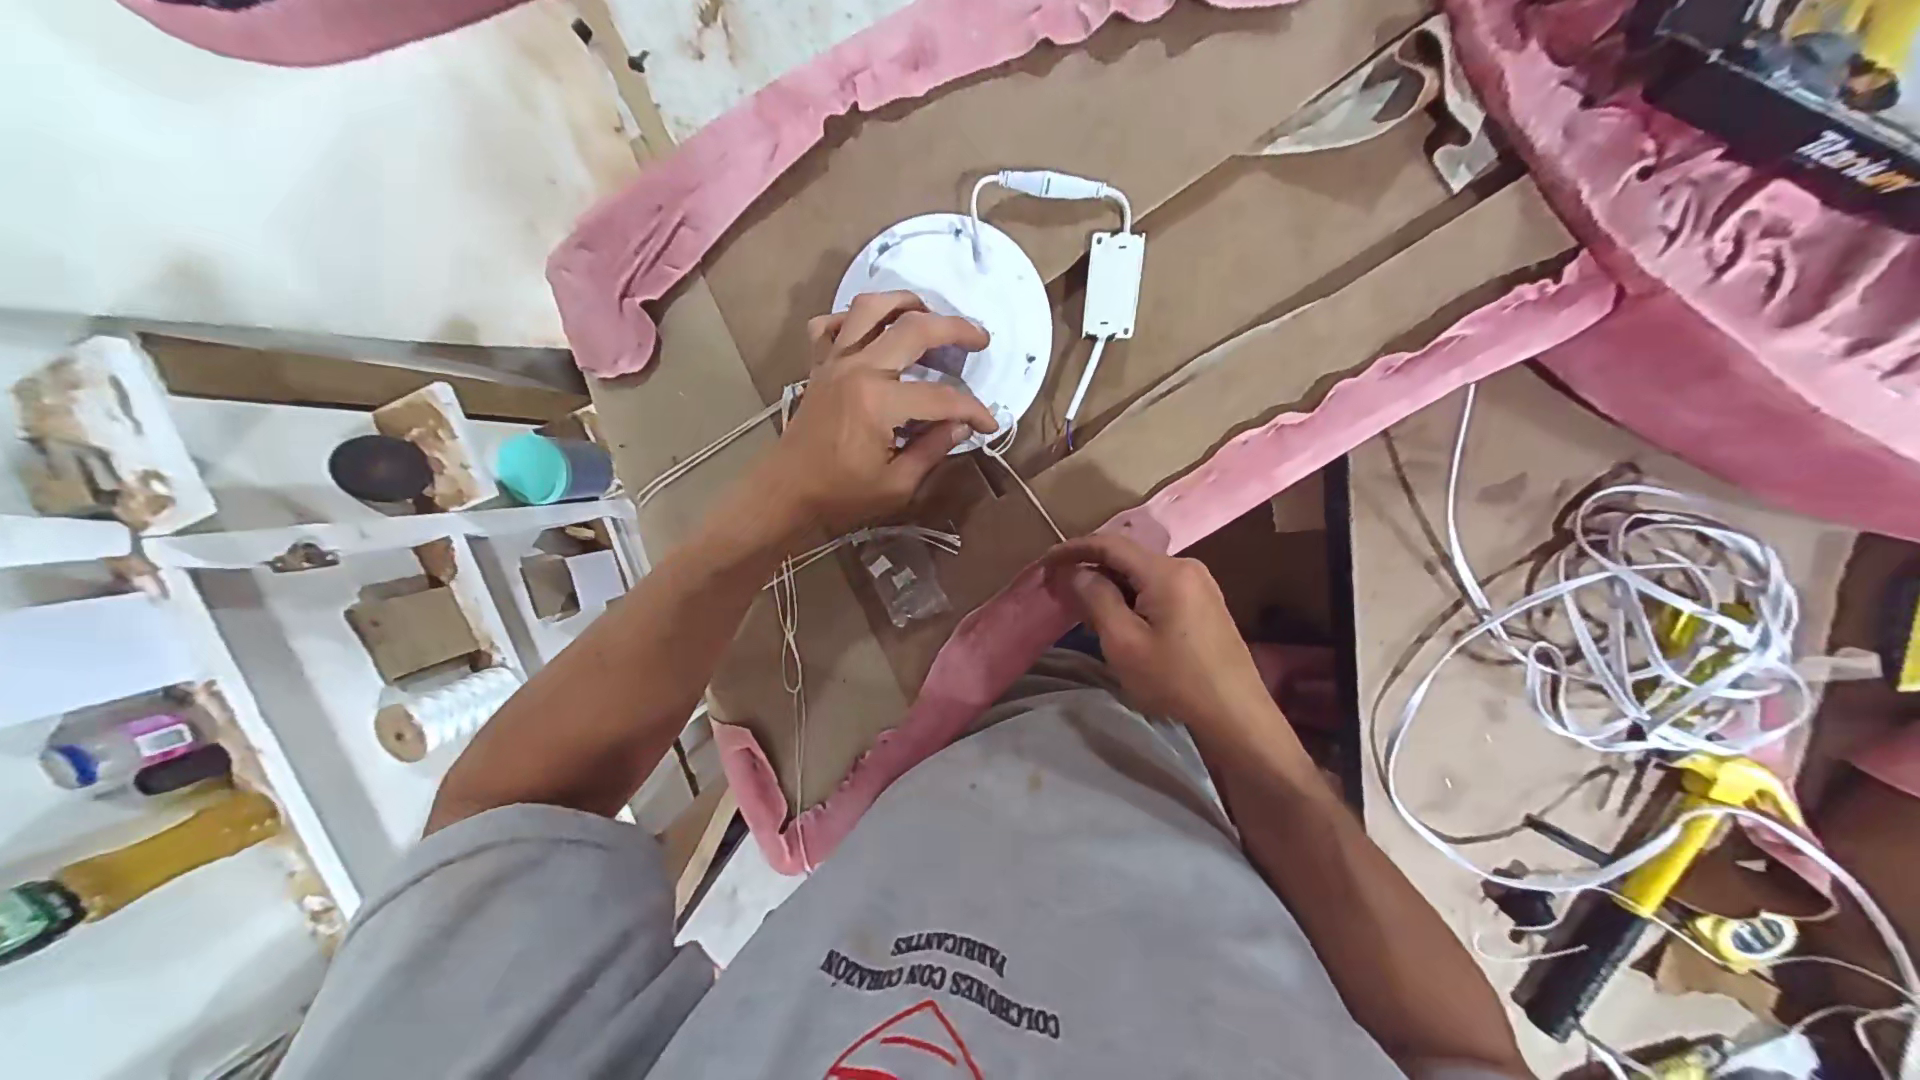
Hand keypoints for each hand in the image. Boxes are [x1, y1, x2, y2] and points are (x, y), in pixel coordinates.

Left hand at [751, 292, 997, 535]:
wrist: (785, 495)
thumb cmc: (840, 496)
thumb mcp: (897, 485)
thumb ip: (933, 449)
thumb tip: (962, 426)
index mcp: (878, 403)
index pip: (942, 397)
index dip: (972, 410)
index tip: (988, 424)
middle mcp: (857, 370)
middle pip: (914, 328)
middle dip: (956, 329)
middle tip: (979, 339)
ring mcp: (834, 362)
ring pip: (870, 308)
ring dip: (905, 303)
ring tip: (929, 316)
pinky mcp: (818, 366)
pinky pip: (830, 325)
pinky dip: (851, 320)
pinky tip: (871, 331)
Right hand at [1042, 534, 1308, 766]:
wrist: (1236, 715)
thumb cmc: (1175, 680)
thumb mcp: (1124, 642)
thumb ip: (1096, 598)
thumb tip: (1076, 571)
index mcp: (1167, 571)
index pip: (1110, 544)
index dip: (1073, 549)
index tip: (1046, 563)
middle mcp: (1187, 566)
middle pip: (1127, 557)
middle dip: (1091, 570)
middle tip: (1062, 592)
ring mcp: (1200, 584)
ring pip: (1142, 574)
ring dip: (1111, 586)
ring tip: (1086, 611)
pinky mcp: (1205, 603)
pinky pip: (1158, 587)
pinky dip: (1132, 596)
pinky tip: (1120, 619)